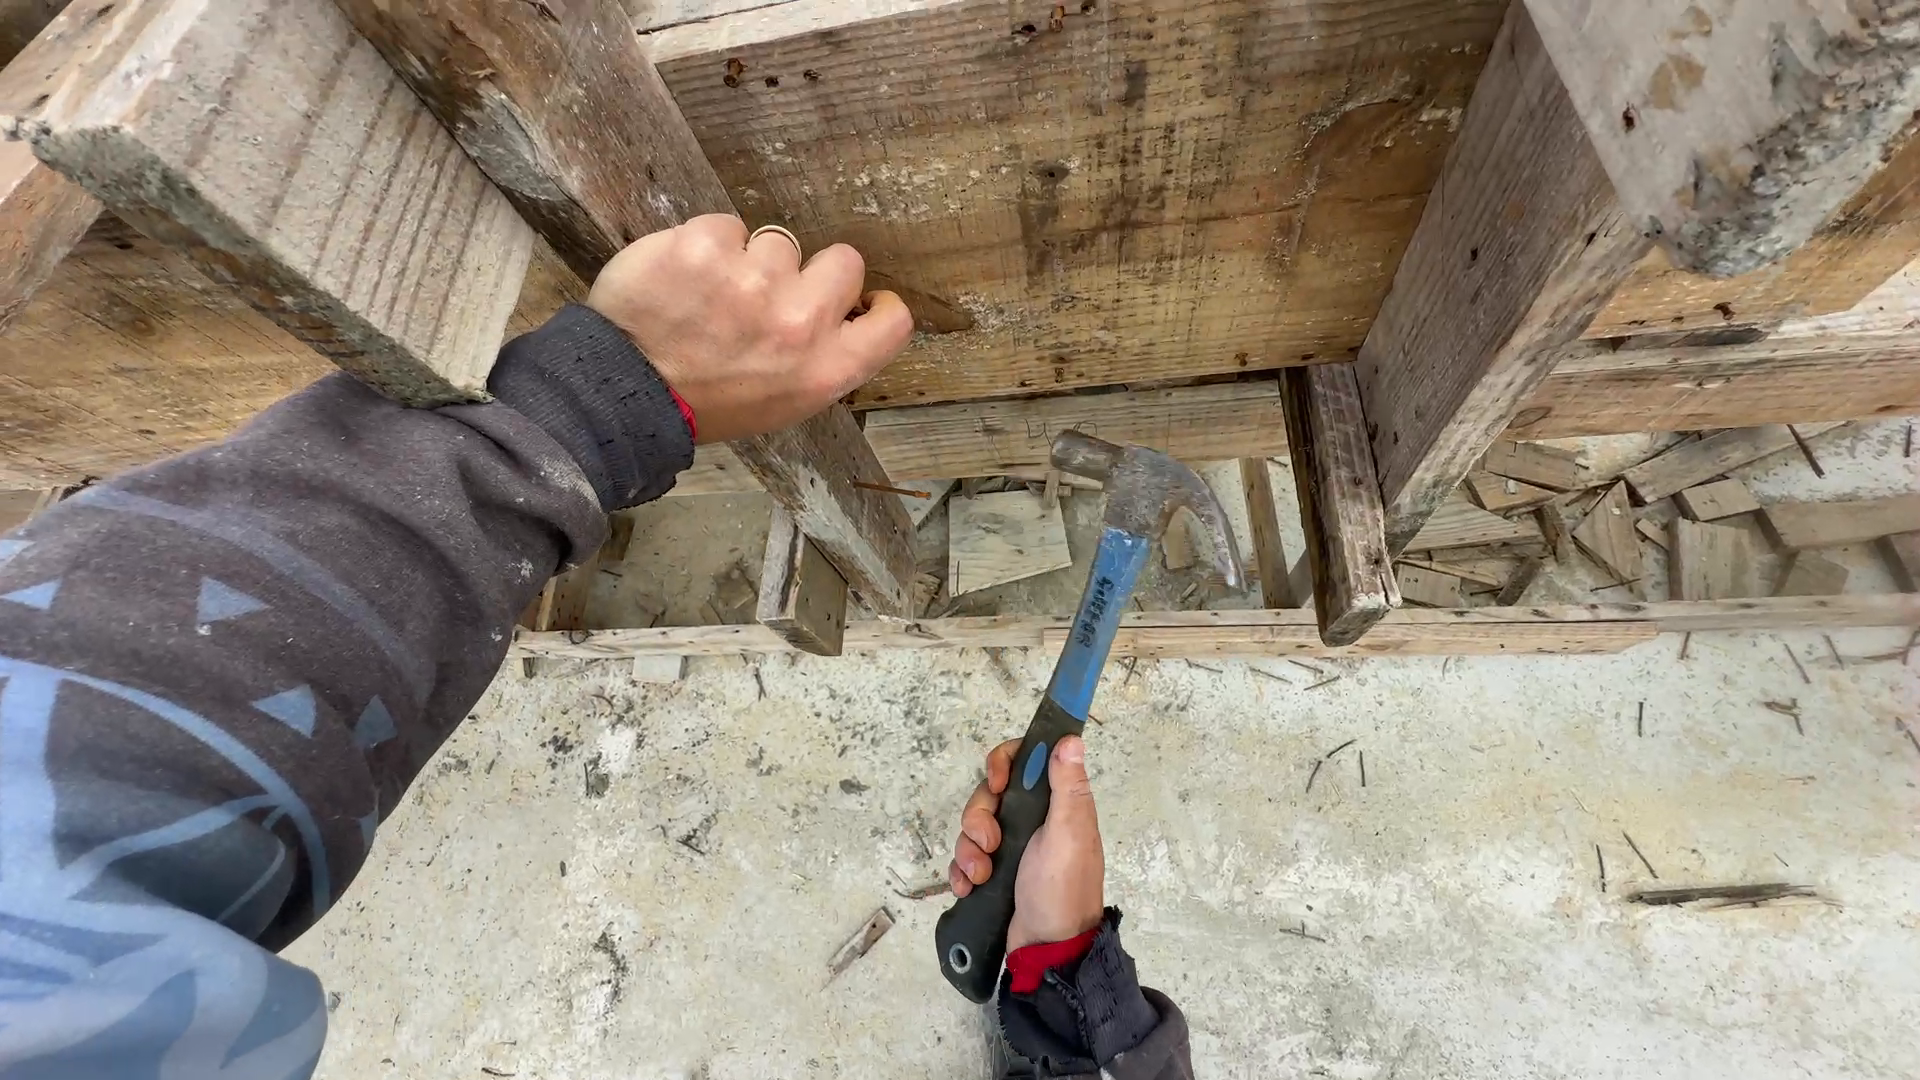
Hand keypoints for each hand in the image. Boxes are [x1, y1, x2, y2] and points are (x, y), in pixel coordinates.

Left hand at [586, 214, 914, 443]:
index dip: (877, 305)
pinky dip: (709, 246)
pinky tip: (688, 278)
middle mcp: (801, 321)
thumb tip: (848, 311)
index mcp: (828, 368)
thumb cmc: (717, 403)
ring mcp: (752, 278)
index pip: (893, 320)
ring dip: (754, 261)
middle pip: (845, 261)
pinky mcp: (704, 245)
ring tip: (716, 295)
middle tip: (773, 298)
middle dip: (813, 273)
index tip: (855, 303)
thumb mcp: (791, 401)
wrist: (630, 392)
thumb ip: (828, 356)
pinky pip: (727, 226)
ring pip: (780, 241)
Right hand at [949, 735, 1104, 951]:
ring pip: (972, 827)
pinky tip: (969, 889)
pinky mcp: (992, 873)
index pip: (1023, 760)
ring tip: (980, 876)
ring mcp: (1010, 847)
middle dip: (979, 817)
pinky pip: (964, 858)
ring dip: (969, 850)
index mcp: (1053, 803)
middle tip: (990, 844)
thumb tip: (1070, 738)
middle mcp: (1031, 819)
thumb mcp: (1069, 834)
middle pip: (988, 794)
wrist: (1048, 952)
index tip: (996, 782)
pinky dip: (962, 872)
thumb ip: (1067, 786)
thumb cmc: (1061, 888)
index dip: (1003, 763)